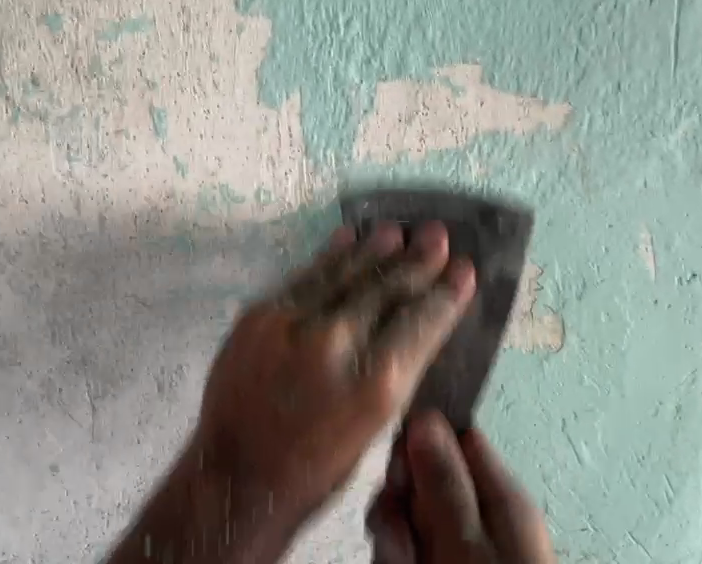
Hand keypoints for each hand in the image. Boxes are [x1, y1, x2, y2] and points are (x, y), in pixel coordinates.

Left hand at [191, 221, 475, 518]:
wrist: (238, 473)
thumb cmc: (315, 467)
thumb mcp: (373, 427)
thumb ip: (390, 370)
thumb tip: (409, 321)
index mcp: (376, 383)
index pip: (420, 324)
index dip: (445, 294)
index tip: (464, 269)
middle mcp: (336, 342)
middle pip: (384, 289)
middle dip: (415, 260)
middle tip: (436, 233)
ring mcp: (293, 321)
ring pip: (343, 273)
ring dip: (372, 249)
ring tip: (396, 229)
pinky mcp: (260, 313)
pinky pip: (303, 276)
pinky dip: (328, 257)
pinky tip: (346, 239)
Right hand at [365, 411, 553, 563]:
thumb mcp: (466, 545)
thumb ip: (444, 482)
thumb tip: (425, 417)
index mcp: (503, 500)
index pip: (455, 437)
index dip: (418, 443)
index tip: (398, 470)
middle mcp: (483, 518)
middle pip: (423, 479)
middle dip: (398, 503)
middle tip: (400, 537)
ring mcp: (462, 550)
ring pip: (407, 519)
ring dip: (393, 541)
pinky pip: (406, 549)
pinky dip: (397, 560)